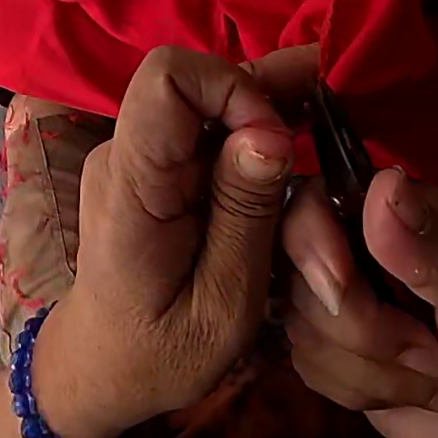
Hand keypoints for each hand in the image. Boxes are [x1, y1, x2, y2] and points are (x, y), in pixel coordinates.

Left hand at [27, 46, 299, 437]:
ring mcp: (137, 154)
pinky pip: (204, 128)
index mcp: (132, 184)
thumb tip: (270, 132)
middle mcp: (126, 152)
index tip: (279, 142)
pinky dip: (251, 131)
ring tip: (326, 119)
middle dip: (267, 93)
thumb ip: (244, 216)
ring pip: (206, 101)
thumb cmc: (160, 351)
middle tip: (333, 108)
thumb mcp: (222, 304)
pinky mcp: (153, 165)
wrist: (103, 359)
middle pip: (194, 82)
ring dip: (266, 109)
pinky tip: (295, 140)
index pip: (166, 79)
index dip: (232, 88)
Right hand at [282, 169, 437, 437]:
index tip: (342, 284)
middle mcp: (373, 252)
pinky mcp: (342, 360)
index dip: (316, 235)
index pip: (327, 195)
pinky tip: (416, 400)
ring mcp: (354, 308)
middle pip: (299, 259)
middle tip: (429, 356)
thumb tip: (383, 186)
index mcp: (419, 216)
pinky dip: (358, 390)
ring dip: (368, 364)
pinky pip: (306, 363)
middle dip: (354, 320)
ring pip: (301, 317)